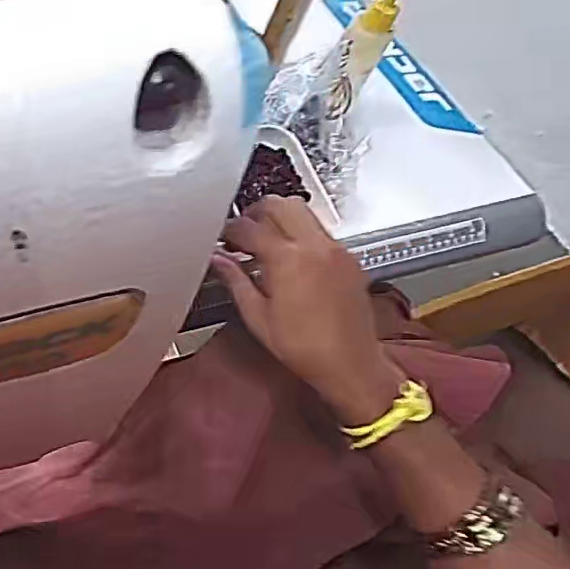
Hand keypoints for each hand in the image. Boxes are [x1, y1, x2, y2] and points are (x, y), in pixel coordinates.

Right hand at [212, 196, 402, 422]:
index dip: (230, 230)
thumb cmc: (304, 348)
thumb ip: (236, 281)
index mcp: (288, 260)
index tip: (222, 239)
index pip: (250, 228)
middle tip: (241, 232)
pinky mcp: (348, 259)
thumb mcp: (257, 317)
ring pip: (304, 212)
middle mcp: (316, 247)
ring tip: (263, 243)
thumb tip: (219, 262)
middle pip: (280, 204)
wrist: (349, 364)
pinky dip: (300, 233)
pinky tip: (288, 257)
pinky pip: (320, 231)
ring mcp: (336, 250)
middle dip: (256, 212)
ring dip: (279, 219)